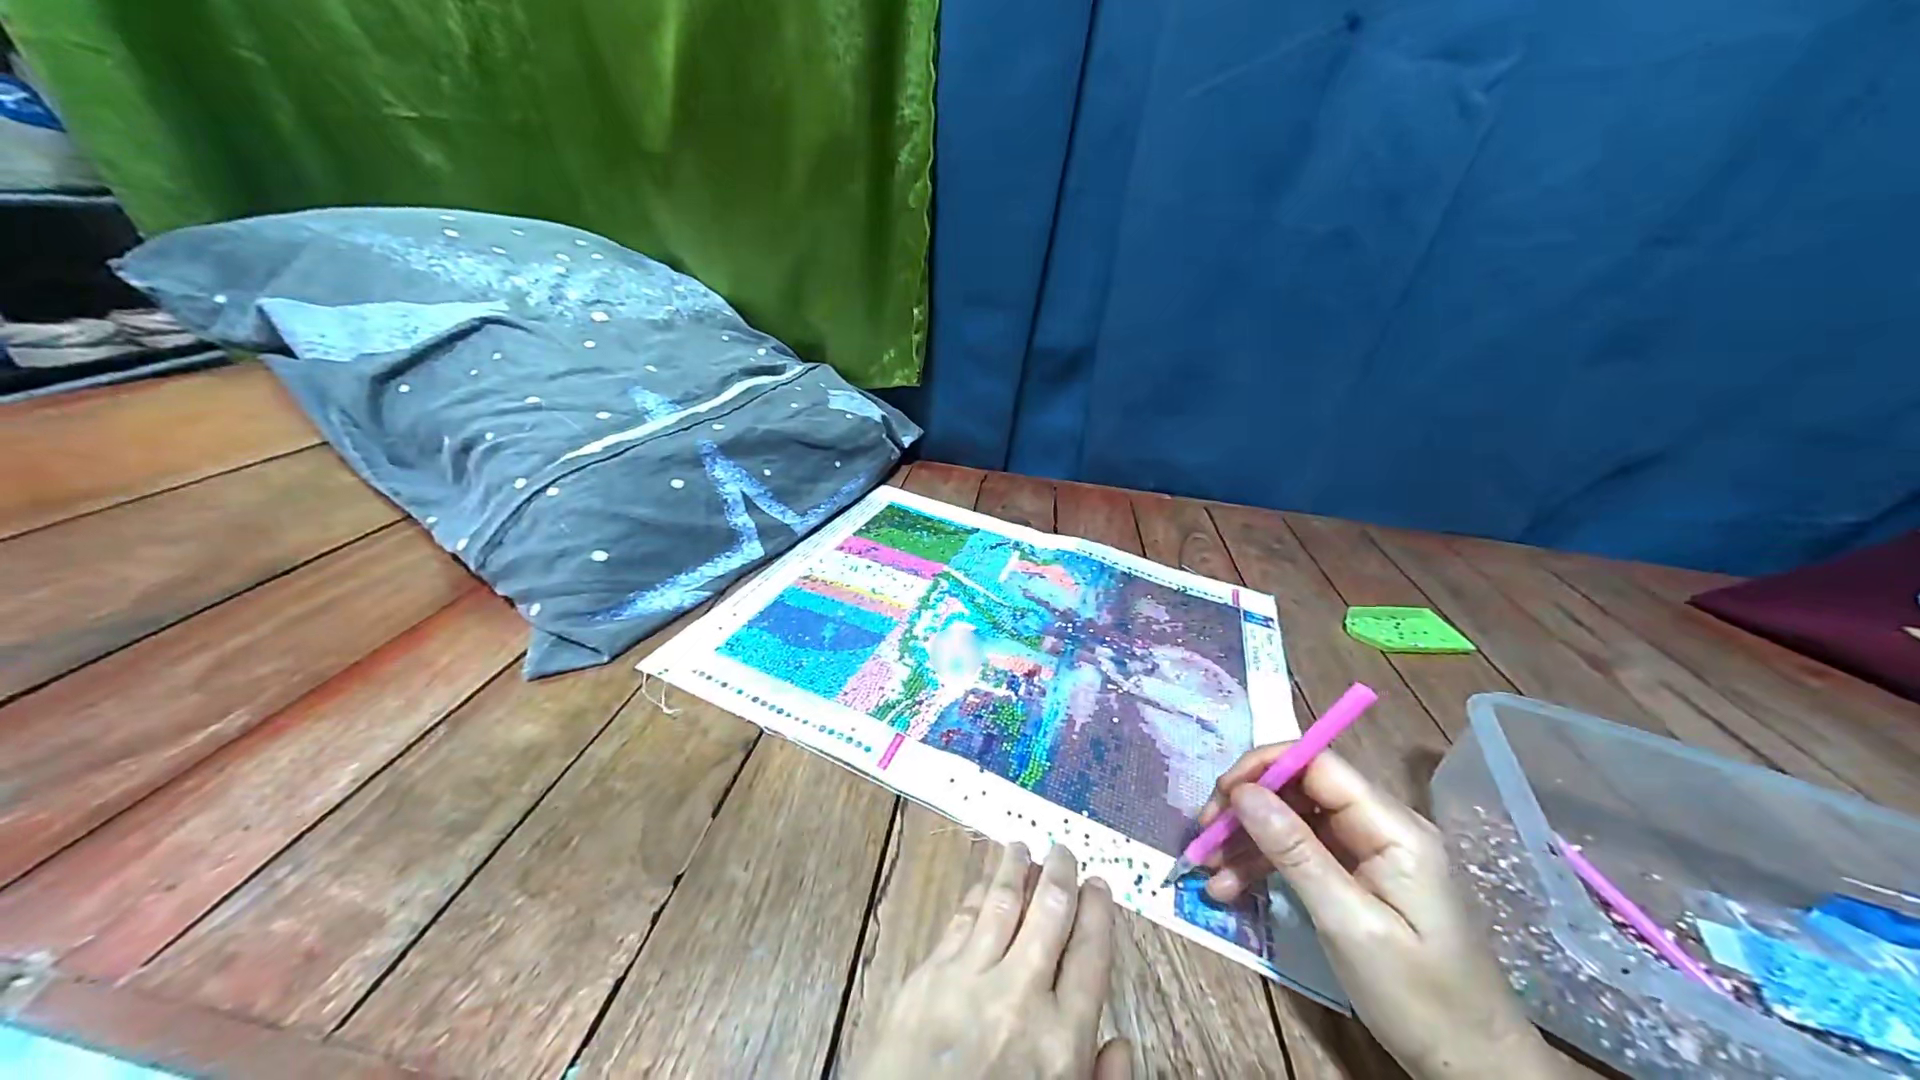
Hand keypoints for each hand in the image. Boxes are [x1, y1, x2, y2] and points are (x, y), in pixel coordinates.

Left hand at [857, 843, 1130, 1079]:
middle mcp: (1019, 997)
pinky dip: (977, 896)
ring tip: (1021, 847)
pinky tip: (984, 883)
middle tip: (1063, 851)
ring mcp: (969, 981)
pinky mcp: (928, 976)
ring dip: (1014, 870)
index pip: (1090, 954)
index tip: (1099, 885)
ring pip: (1001, 905)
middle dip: (1060, 875)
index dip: (1098, 912)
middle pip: (1049, 914)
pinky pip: (961, 922)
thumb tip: (1119, 1042)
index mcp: (1061, 1038)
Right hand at [1200, 748, 1560, 1079]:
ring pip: (1292, 821)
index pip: (1317, 764)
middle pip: (1299, 790)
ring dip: (1247, 841)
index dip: (1263, 768)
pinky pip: (1300, 852)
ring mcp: (1368, 851)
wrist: (1474, 1065)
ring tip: (1208, 872)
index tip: (1220, 796)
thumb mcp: (1348, 923)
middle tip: (1205, 838)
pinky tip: (1230, 886)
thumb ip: (1295, 851)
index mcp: (1393, 828)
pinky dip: (1263, 865)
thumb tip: (1243, 792)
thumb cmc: (1419, 997)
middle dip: (1246, 808)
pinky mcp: (1356, 875)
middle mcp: (1380, 827)